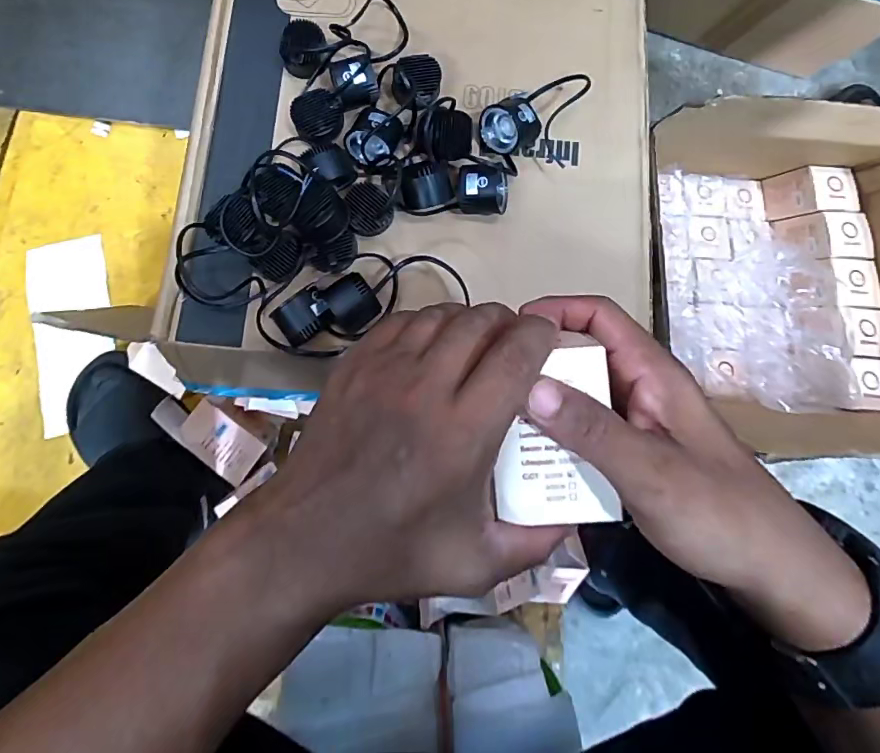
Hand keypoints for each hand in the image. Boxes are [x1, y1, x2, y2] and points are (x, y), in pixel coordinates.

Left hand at [252, 303, 570, 608]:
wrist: (305, 539)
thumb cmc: (392, 552)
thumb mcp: (475, 565)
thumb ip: (535, 542)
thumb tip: (574, 516)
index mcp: (463, 431)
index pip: (515, 355)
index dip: (540, 336)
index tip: (549, 340)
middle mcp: (425, 388)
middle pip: (480, 323)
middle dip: (508, 323)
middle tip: (515, 342)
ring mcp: (384, 370)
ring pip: (441, 315)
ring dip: (468, 321)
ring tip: (477, 341)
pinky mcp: (355, 364)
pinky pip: (402, 321)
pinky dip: (427, 322)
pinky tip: (432, 344)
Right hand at [519, 295, 871, 650]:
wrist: (774, 575)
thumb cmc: (721, 515)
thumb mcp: (652, 472)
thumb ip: (592, 430)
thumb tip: (529, 386)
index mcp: (653, 374)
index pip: (600, 316)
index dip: (557, 310)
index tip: (511, 331)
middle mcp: (641, 389)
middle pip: (582, 355)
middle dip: (539, 361)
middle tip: (491, 382)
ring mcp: (637, 424)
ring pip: (580, 395)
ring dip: (544, 403)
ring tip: (498, 419)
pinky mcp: (633, 456)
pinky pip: (585, 431)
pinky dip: (557, 436)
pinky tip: (529, 460)